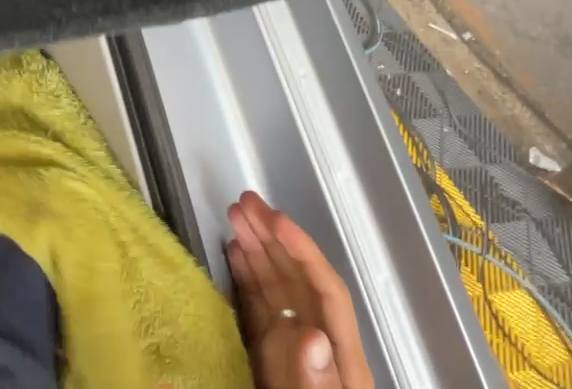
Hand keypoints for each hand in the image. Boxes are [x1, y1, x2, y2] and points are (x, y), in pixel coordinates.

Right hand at [226, 191, 373, 388]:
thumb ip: (313, 386)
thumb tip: (312, 336)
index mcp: (338, 364)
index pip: (325, 294)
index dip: (302, 251)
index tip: (274, 217)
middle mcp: (317, 351)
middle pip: (299, 283)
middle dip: (273, 238)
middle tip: (242, 202)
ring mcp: (293, 356)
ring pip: (278, 291)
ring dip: (256, 249)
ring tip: (234, 216)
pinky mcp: (270, 364)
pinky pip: (259, 311)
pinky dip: (245, 278)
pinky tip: (233, 255)